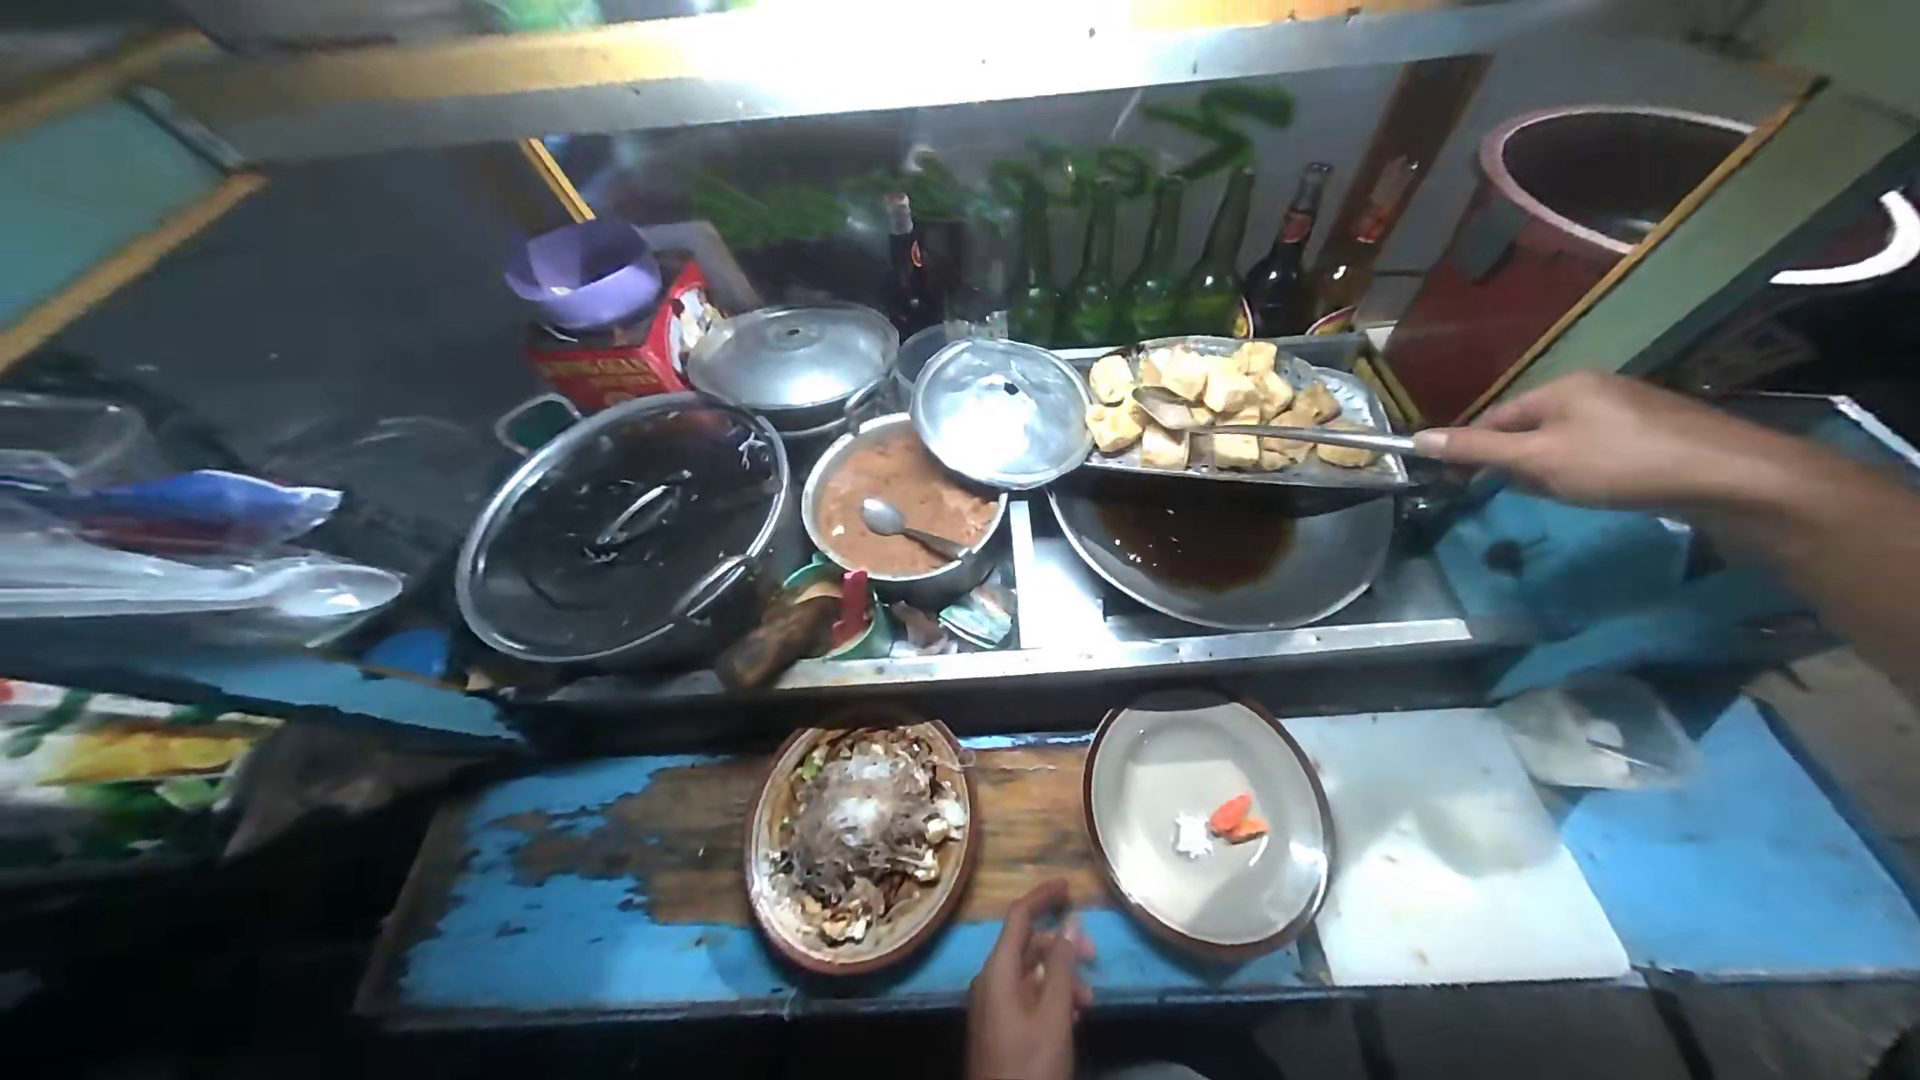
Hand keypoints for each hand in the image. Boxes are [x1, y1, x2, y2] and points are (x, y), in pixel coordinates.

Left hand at [965, 880, 1093, 1079]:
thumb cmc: (1029, 1065)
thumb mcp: (1054, 1015)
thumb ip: (1063, 966)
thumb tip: (1071, 921)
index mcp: (997, 969)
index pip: (1019, 916)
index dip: (1043, 896)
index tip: (1069, 886)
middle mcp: (991, 979)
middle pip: (1027, 945)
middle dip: (1062, 945)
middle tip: (1095, 956)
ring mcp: (993, 1005)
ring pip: (1031, 973)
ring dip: (1062, 977)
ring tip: (1089, 1002)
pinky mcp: (1000, 1027)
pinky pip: (1027, 996)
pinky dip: (1051, 997)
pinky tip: (1074, 1016)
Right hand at [1411, 371, 1832, 511]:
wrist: (1733, 479)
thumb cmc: (1619, 463)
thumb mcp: (1534, 459)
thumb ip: (1474, 449)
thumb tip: (1416, 438)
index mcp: (1562, 387)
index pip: (1493, 418)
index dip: (1472, 451)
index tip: (1460, 484)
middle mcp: (1594, 388)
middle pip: (1526, 428)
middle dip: (1516, 462)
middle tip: (1525, 490)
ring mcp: (1629, 407)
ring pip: (1560, 440)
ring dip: (1548, 468)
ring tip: (1565, 492)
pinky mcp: (1656, 430)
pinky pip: (1595, 447)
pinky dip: (1582, 468)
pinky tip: (1598, 488)